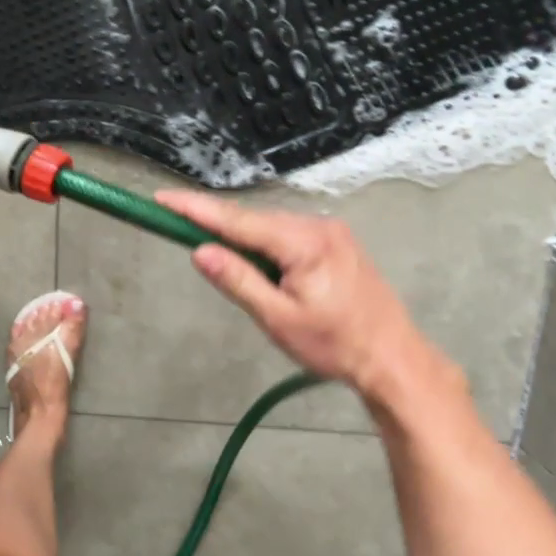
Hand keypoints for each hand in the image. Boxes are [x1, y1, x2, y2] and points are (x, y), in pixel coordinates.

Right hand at [157, 191, 452, 403]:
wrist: (393, 358)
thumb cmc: (334, 345)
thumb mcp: (278, 318)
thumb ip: (238, 281)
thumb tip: (200, 251)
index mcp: (304, 243)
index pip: (237, 220)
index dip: (195, 208)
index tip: (161, 197)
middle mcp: (318, 226)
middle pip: (253, 219)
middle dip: (214, 222)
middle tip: (176, 225)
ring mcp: (331, 232)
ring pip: (269, 227)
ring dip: (239, 236)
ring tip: (214, 252)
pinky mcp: (336, 243)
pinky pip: (286, 235)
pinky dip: (261, 243)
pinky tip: (252, 260)